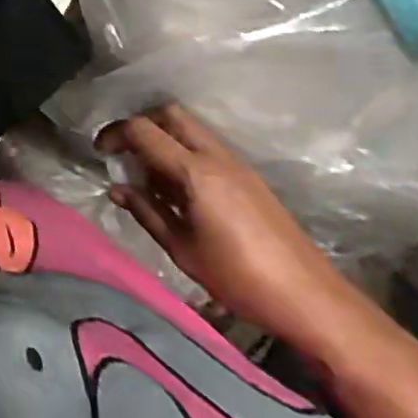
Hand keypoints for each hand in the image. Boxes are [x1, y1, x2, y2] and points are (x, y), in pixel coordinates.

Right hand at [97, 105, 357, 346]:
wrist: (316, 303)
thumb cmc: (242, 277)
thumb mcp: (182, 249)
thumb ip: (145, 211)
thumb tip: (117, 188)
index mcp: (196, 171)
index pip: (142, 129)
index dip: (114, 134)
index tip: (101, 153)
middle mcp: (217, 158)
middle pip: (169, 114)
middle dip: (140, 124)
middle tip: (125, 152)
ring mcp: (239, 166)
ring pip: (190, 128)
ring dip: (163, 139)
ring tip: (150, 174)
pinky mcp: (251, 180)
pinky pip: (207, 148)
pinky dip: (183, 153)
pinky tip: (179, 189)